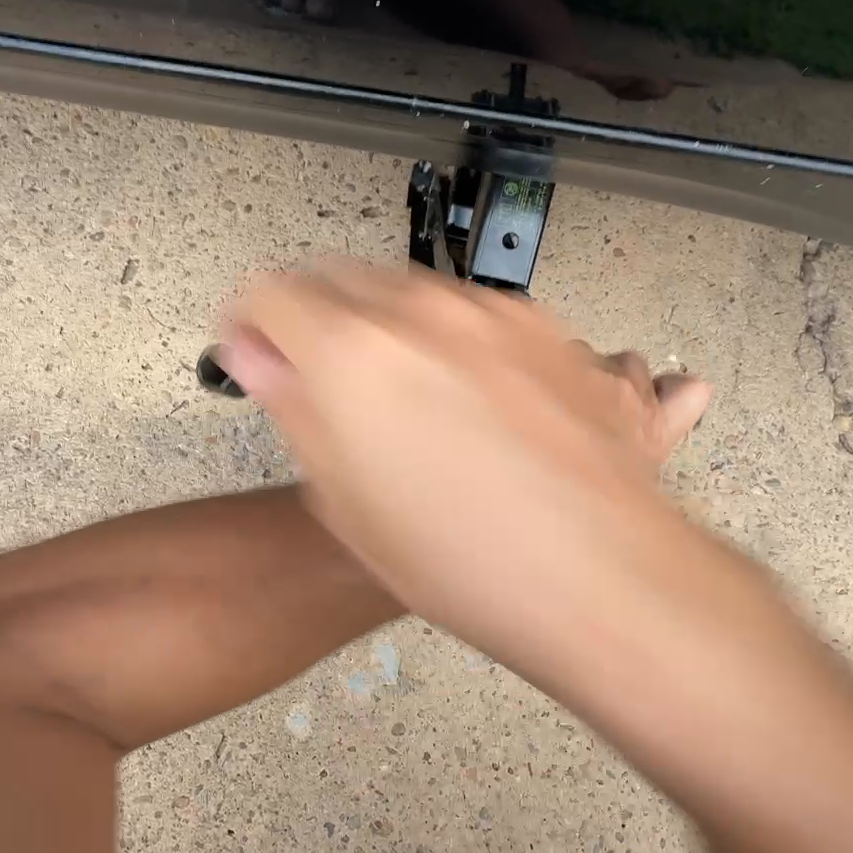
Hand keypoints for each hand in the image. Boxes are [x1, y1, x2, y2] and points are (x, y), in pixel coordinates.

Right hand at [217, 263, 708, 660]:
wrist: (601, 575)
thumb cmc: (466, 560)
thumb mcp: (344, 497)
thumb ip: (291, 404)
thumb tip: (255, 352)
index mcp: (353, 350)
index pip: (269, 291)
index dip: (251, 323)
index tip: (256, 349)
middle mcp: (420, 310)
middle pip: (336, 277)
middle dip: (316, 317)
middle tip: (324, 378)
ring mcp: (490, 311)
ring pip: (406, 288)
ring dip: (384, 324)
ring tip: (404, 398)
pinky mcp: (542, 325)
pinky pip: (470, 309)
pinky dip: (448, 334)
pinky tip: (466, 396)